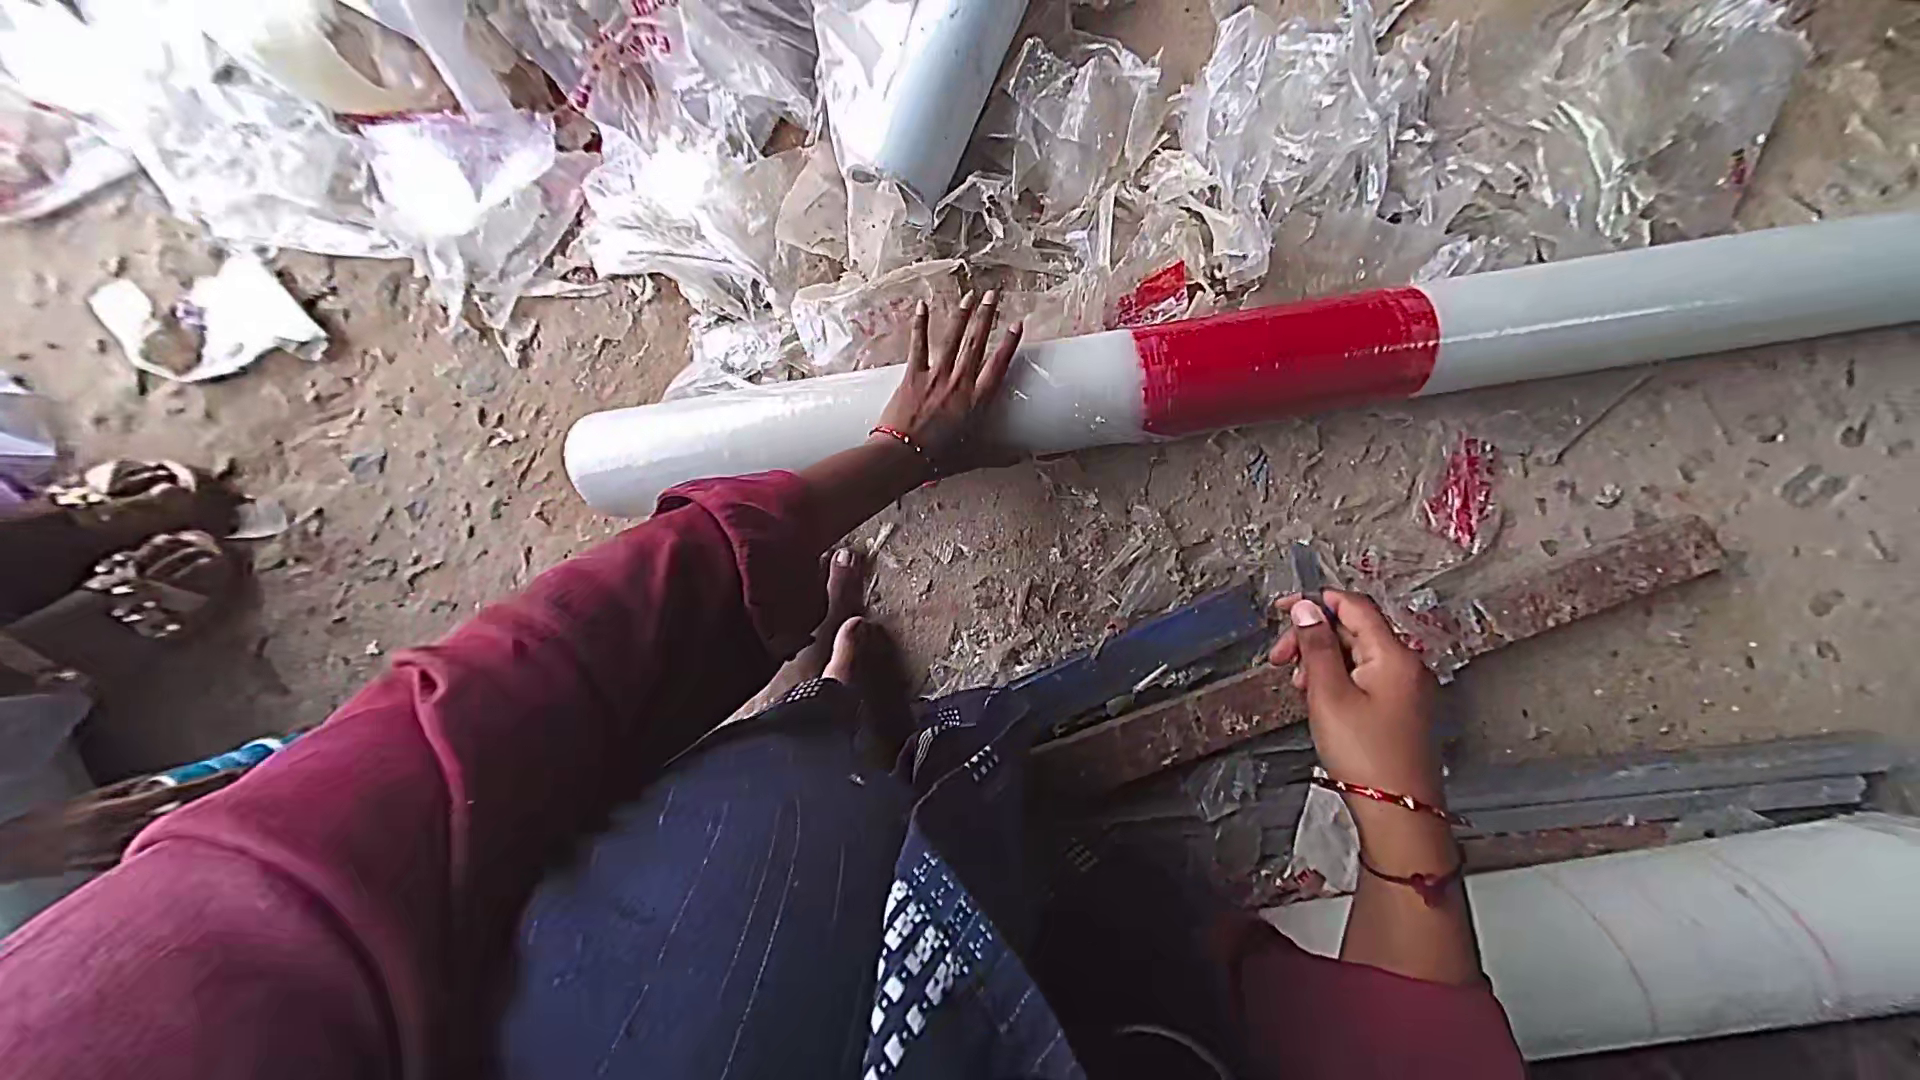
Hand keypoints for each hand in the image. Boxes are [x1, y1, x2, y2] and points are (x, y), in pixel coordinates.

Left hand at [874, 290, 1022, 474]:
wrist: (903, 456)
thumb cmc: (938, 459)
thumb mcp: (972, 456)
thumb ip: (997, 455)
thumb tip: (1020, 458)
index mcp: (976, 402)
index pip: (998, 366)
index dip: (1009, 343)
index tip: (1017, 324)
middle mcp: (959, 383)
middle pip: (976, 343)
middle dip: (986, 317)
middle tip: (993, 295)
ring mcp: (935, 377)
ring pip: (951, 339)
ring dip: (961, 315)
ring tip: (969, 295)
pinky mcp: (913, 376)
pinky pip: (918, 344)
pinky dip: (919, 324)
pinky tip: (922, 305)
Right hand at [1268, 590, 1441, 805]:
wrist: (1398, 810)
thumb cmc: (1363, 753)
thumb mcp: (1328, 693)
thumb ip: (1316, 645)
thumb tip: (1306, 607)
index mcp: (1394, 655)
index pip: (1354, 606)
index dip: (1315, 601)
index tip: (1281, 608)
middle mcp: (1408, 665)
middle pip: (1353, 630)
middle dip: (1312, 636)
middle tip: (1280, 657)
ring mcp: (1408, 688)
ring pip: (1357, 653)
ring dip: (1322, 658)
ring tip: (1298, 683)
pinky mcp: (1402, 707)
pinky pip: (1365, 675)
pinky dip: (1337, 677)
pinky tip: (1319, 695)